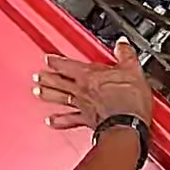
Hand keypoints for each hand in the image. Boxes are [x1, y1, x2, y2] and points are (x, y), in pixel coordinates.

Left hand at [34, 40, 154, 130]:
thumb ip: (125, 54)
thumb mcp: (132, 69)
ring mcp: (83, 106)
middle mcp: (82, 90)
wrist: (127, 125)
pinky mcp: (86, 121)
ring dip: (48, 95)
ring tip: (37, 92)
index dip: (57, 61)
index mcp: (90, 75)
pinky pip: (69, 120)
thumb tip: (122, 44)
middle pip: (59, 81)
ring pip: (60, 98)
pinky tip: (50, 121)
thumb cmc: (129, 99)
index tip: (48, 59)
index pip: (68, 65)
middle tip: (36, 76)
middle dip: (47, 78)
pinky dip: (59, 121)